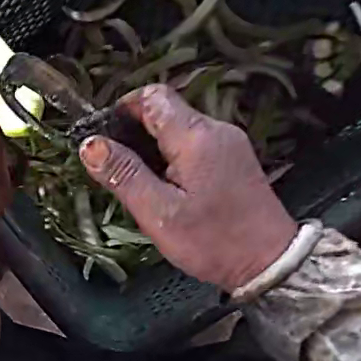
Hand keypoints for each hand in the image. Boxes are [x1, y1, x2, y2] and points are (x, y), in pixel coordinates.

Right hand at [79, 84, 299, 291]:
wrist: (270, 263)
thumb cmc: (212, 241)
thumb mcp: (159, 212)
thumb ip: (124, 174)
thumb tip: (89, 145)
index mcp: (195, 137)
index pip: (152, 97)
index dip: (122, 109)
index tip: (102, 136)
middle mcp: (215, 130)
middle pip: (164, 110)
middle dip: (133, 130)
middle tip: (111, 165)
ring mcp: (228, 143)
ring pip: (177, 128)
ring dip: (150, 145)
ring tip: (132, 179)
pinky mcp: (233, 159)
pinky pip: (192, 144)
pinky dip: (169, 156)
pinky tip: (160, 185)